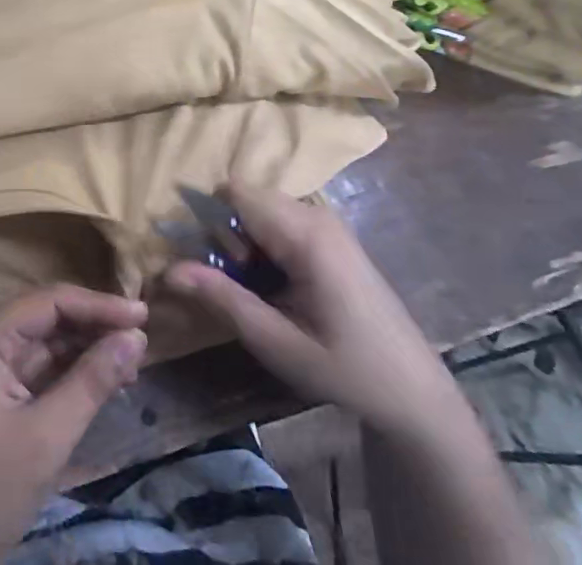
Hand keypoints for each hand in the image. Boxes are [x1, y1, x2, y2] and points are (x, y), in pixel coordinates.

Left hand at [0, 285, 147, 564]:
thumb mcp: (47, 436)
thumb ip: (92, 381)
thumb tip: (137, 335)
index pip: (53, 301)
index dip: (100, 304)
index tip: (146, 315)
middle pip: (54, 315)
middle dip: (99, 324)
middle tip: (145, 339)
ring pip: (56, 339)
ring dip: (94, 347)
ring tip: (136, 364)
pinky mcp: (8, 391)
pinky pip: (51, 366)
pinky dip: (82, 370)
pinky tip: (112, 380)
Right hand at [164, 186, 450, 437]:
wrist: (413, 389)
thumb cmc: (346, 369)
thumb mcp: (277, 342)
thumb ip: (223, 299)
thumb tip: (168, 269)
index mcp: (306, 234)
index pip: (236, 193)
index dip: (210, 220)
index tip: (209, 263)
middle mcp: (317, 215)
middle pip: (248, 198)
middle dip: (225, 233)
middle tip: (234, 284)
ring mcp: (328, 223)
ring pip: (262, 209)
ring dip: (244, 242)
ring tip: (255, 291)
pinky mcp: (332, 236)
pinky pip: (281, 222)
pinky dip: (264, 246)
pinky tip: (277, 288)